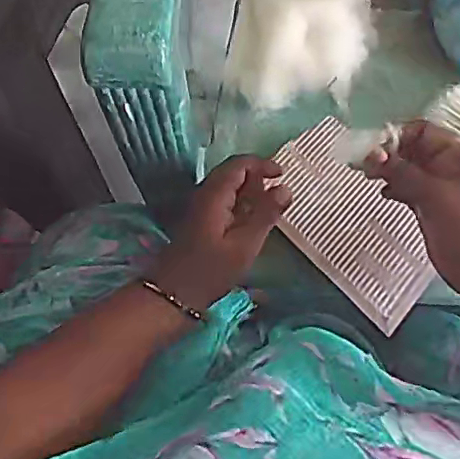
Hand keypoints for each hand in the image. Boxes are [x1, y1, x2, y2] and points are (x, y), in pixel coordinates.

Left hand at [153, 155, 291, 309]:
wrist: (174, 293)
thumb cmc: (211, 270)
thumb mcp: (245, 244)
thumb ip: (265, 214)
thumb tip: (285, 188)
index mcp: (214, 194)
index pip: (238, 164)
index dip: (262, 164)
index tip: (283, 174)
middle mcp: (204, 193)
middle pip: (232, 172)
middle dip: (257, 177)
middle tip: (279, 191)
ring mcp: (200, 205)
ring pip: (227, 186)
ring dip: (249, 190)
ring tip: (270, 206)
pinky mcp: (199, 218)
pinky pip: (223, 200)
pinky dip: (240, 202)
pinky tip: (251, 219)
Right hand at [359, 121, 459, 299]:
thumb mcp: (435, 194)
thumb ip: (403, 172)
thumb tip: (374, 154)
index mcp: (458, 158)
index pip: (423, 132)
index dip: (397, 136)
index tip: (372, 148)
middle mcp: (450, 170)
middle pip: (414, 151)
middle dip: (388, 153)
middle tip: (363, 163)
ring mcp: (442, 191)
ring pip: (410, 172)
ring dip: (389, 171)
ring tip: (368, 176)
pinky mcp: (434, 211)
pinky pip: (411, 191)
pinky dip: (396, 189)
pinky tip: (385, 194)